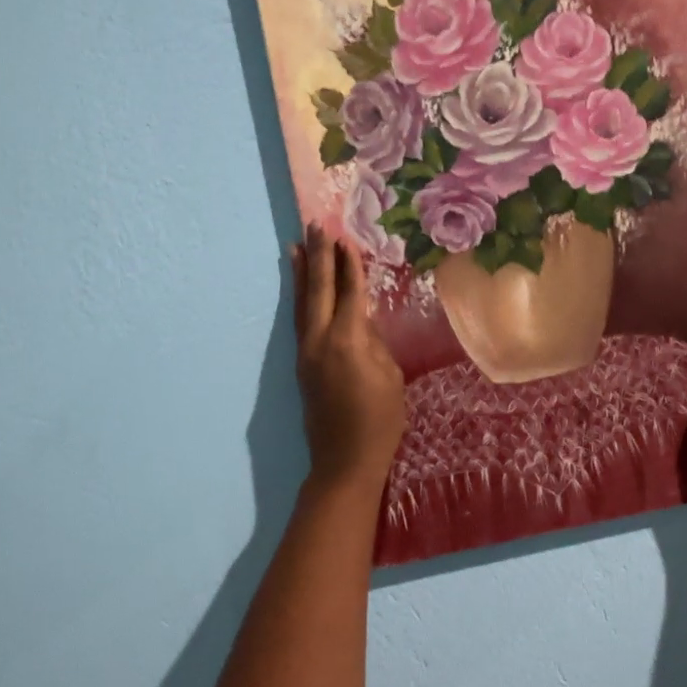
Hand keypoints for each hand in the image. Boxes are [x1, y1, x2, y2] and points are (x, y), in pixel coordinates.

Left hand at [292, 225, 405, 486]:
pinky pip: (299, 322)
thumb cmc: (380, 421)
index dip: (350, 265)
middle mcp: (320, 340)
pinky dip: (299, 299)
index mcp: (348, 341)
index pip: (350, 293)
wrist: (344, 460)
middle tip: (316, 226)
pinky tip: (301, 291)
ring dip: (302, 274)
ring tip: (297, 247)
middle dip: (319, 257)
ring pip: (302, 304)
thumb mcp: (389, 376)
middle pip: (319, 289)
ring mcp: (306, 352)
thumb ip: (374, 343)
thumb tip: (361, 323)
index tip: (346, 238)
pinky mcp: (302, 365)